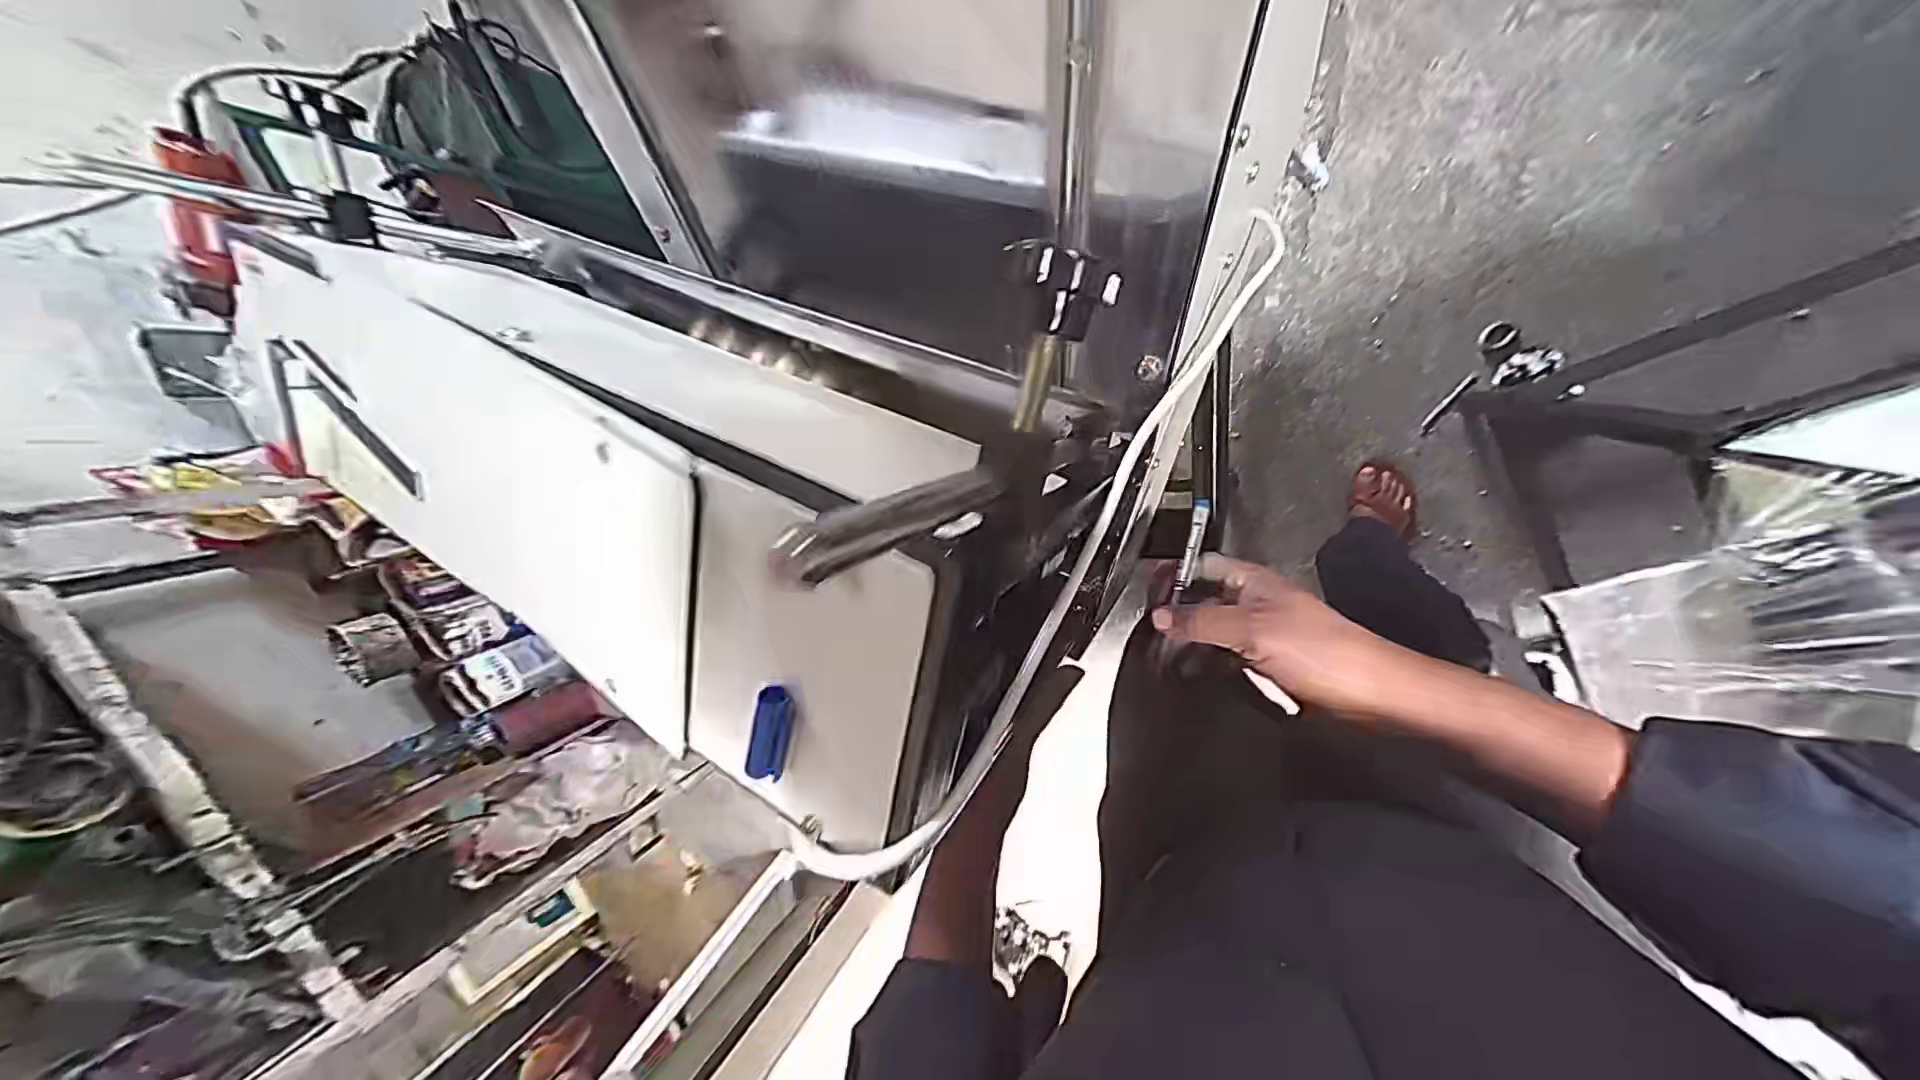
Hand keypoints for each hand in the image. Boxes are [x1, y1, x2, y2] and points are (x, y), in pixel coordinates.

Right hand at [1152, 553, 1408, 716]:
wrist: (1369, 692)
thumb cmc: (1325, 651)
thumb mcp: (1251, 630)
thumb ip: (1202, 621)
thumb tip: (1163, 616)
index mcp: (1254, 581)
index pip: (1202, 565)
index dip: (1174, 572)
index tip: (1148, 588)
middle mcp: (1257, 602)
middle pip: (1205, 597)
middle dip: (1179, 608)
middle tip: (1153, 622)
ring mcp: (1263, 630)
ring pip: (1216, 626)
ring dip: (1195, 636)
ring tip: (1170, 646)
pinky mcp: (1270, 658)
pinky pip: (1229, 652)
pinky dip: (1212, 658)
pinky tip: (1201, 667)